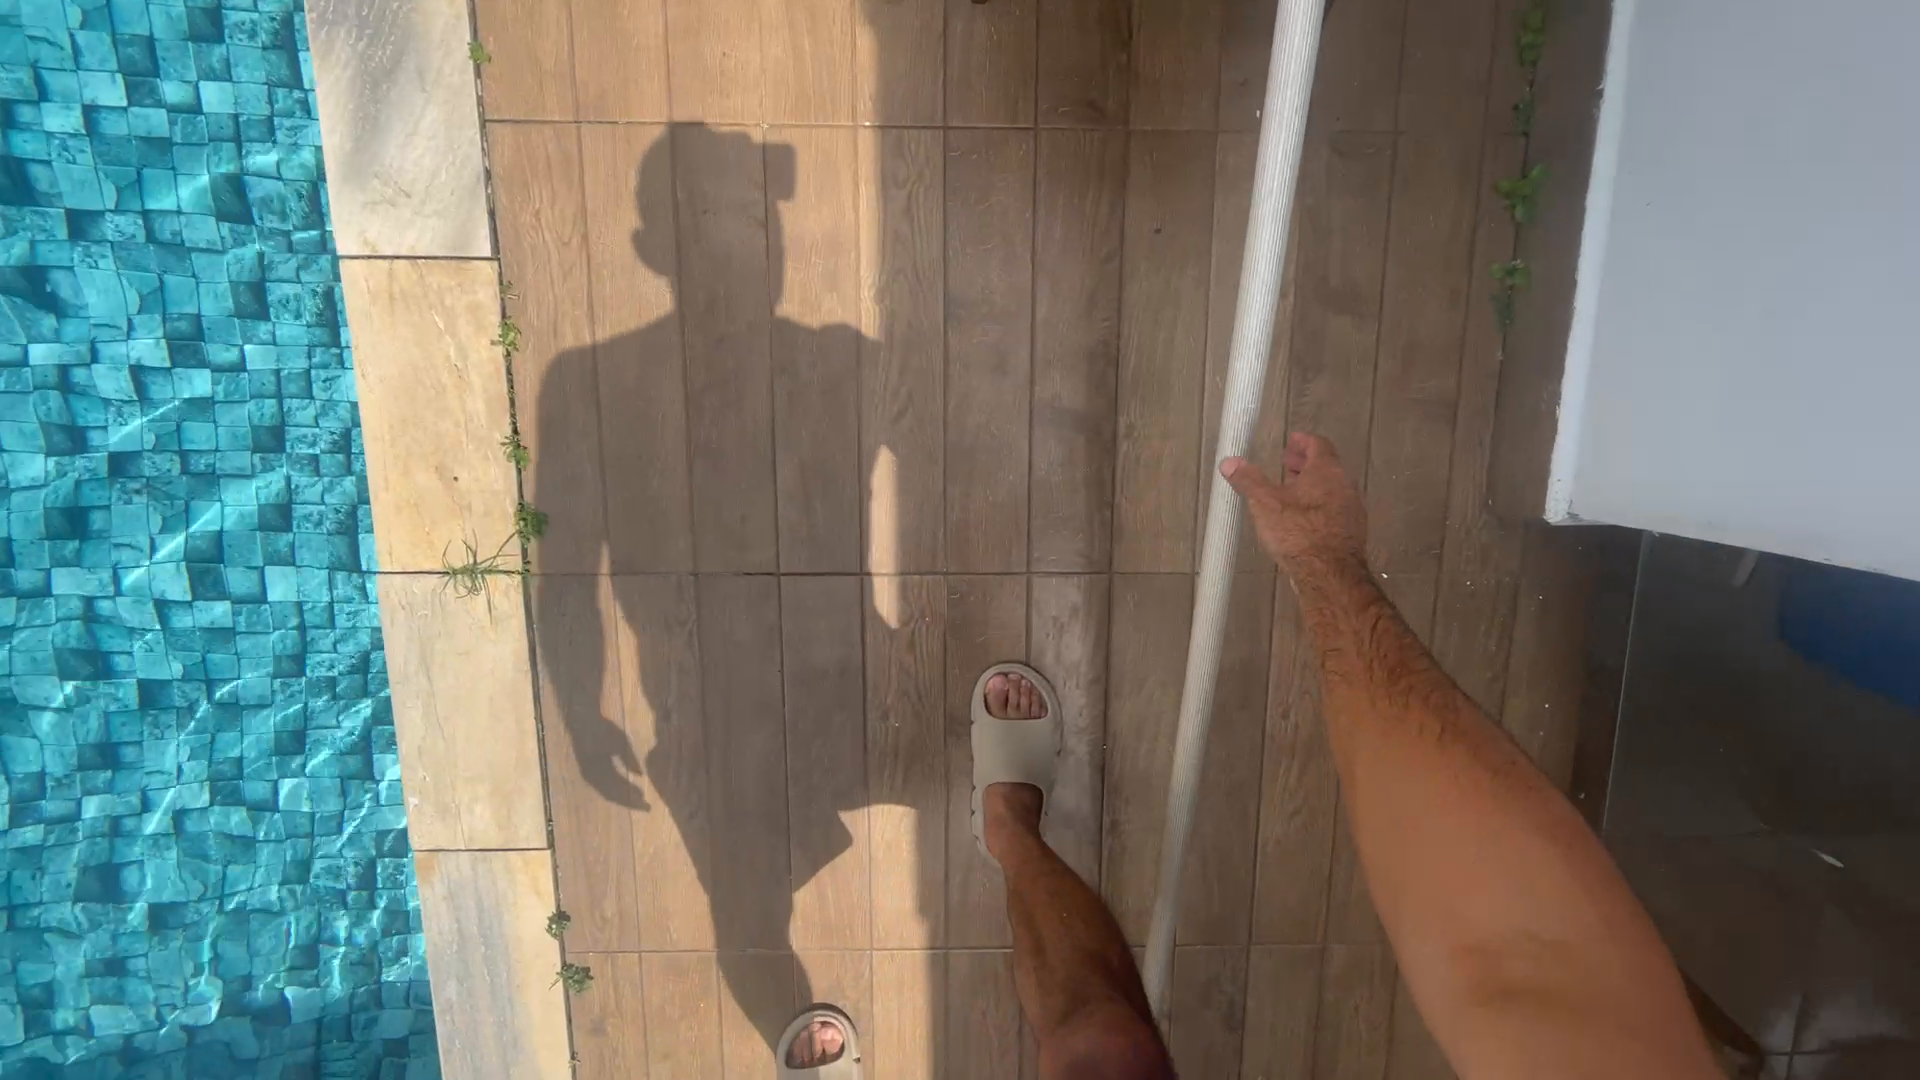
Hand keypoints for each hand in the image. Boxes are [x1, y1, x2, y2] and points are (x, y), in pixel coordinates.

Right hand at [1220, 433, 1367, 575]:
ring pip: (1332, 489)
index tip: (1292, 441)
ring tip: (1291, 493)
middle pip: (1327, 466)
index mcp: (1326, 472)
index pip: (1319, 445)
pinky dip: (1319, 506)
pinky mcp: (1352, 532)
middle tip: (1288, 465)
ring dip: (1313, 486)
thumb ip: (1248, 480)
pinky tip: (1303, 521)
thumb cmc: (1297, 532)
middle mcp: (1345, 486)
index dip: (1304, 441)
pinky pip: (1335, 509)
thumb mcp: (1264, 503)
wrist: (1328, 573)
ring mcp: (1352, 510)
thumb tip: (1230, 462)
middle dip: (1306, 464)